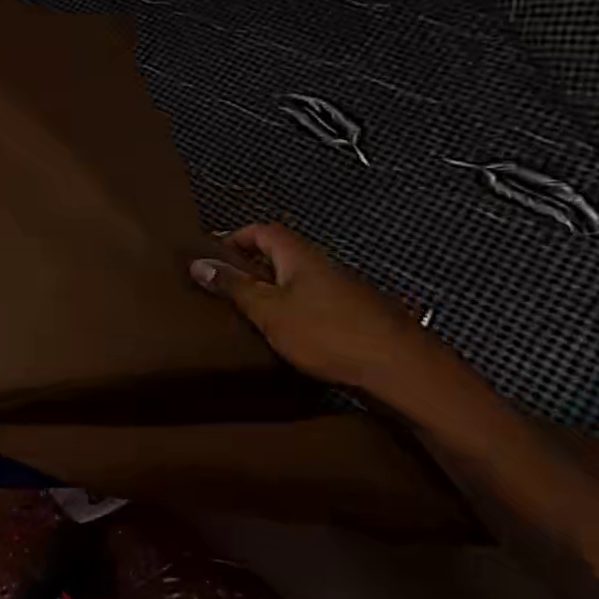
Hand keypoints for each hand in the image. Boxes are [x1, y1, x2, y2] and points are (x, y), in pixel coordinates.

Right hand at [190, 223, 463, 406]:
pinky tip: (286, 336)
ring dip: (271, 291)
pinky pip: (314, 302)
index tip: (213, 257)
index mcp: (299, 256)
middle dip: (250, 267)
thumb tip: (199, 263)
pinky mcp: (356, 316)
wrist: (400, 368)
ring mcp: (344, 291)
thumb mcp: (268, 310)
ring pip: (297, 280)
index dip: (234, 238)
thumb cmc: (327, 332)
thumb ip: (233, 286)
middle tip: (224, 289)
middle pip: (279, 254)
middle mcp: (323, 265)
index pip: (262, 230)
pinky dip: (293, 311)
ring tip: (249, 315)